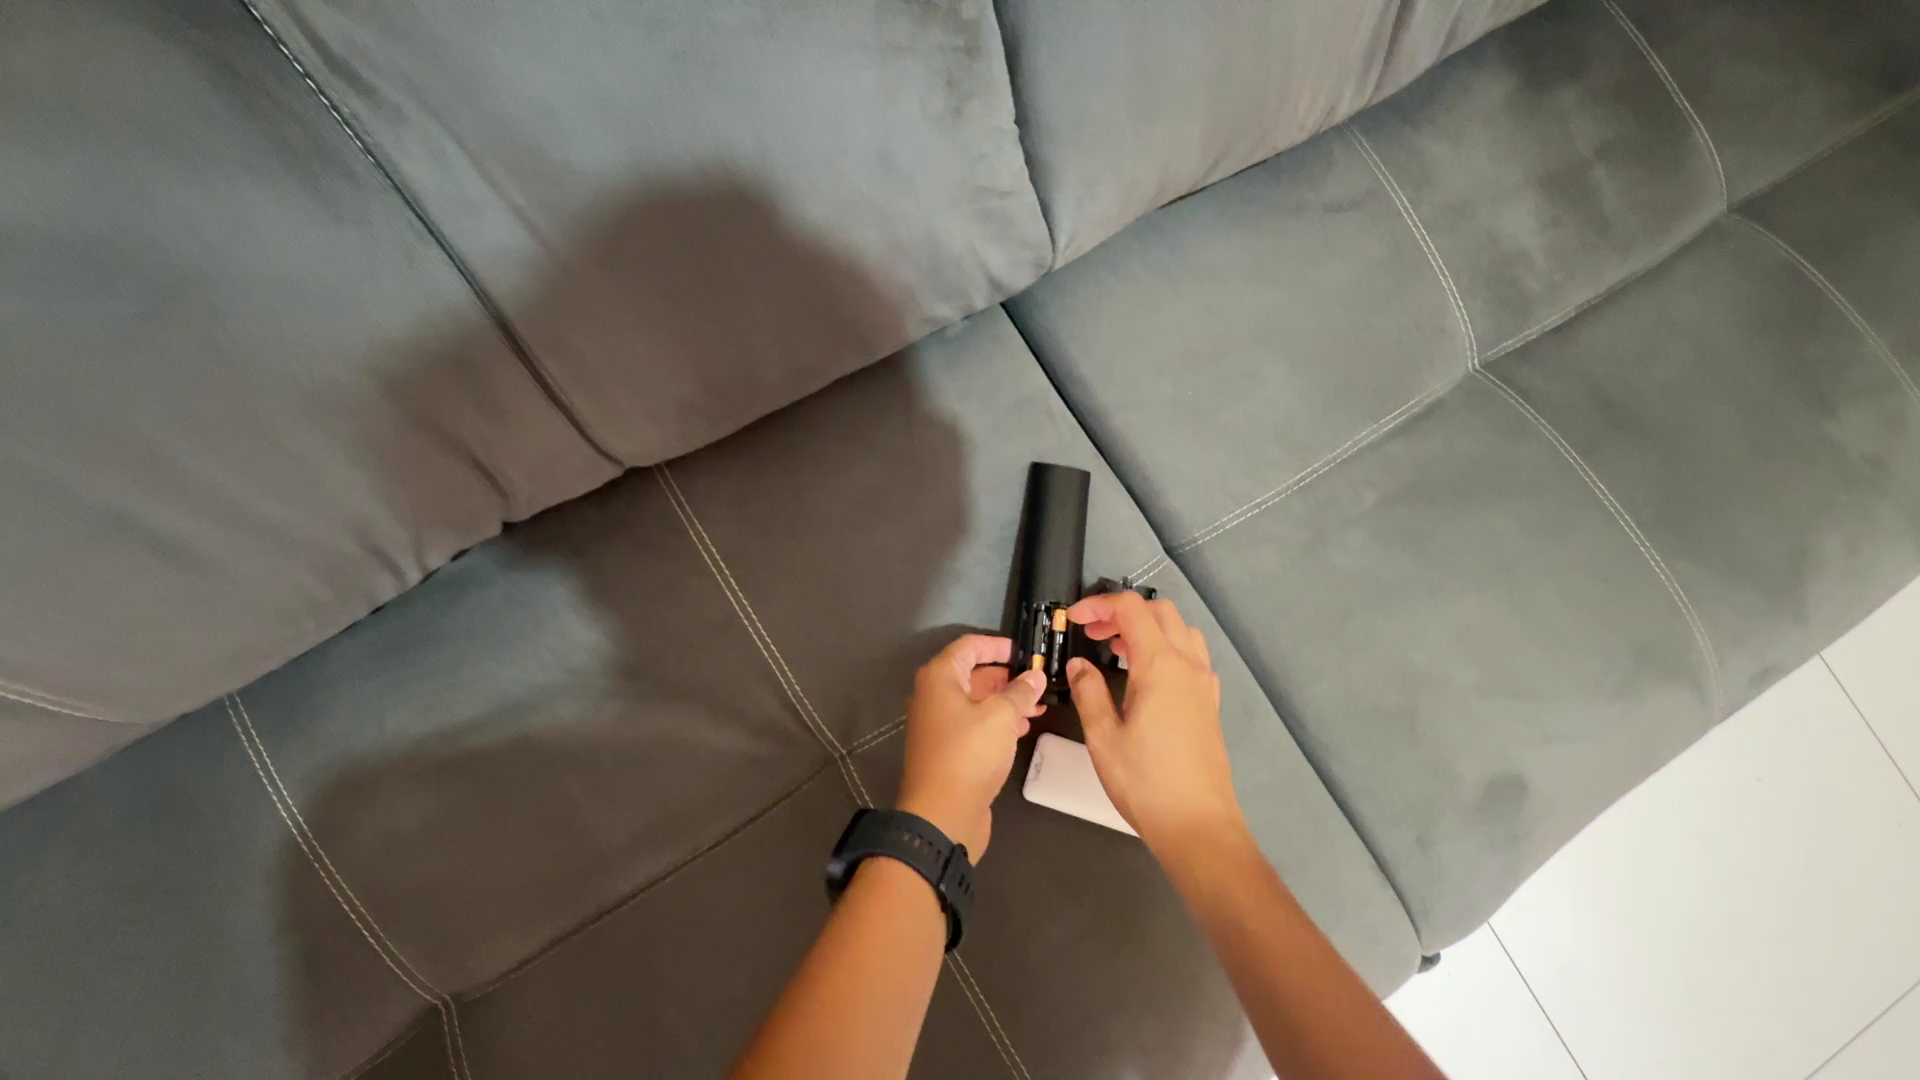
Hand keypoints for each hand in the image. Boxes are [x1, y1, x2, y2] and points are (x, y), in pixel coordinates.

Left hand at [896, 634, 1046, 860]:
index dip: (997, 645)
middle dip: (1007, 676)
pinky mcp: (948, 750)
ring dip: (1007, 701)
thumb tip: (1034, 675)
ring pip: (977, 702)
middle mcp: (934, 697)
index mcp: (940, 678)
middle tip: (1038, 681)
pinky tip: (1023, 728)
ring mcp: (939, 725)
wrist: (942, 815)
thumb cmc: (969, 754)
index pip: (969, 646)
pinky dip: (998, 722)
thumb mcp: (1001, 716)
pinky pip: (975, 724)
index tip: (1025, 651)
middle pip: (973, 674)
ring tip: (1039, 706)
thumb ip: (1020, 692)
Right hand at [1064, 593, 1243, 852]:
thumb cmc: (1145, 782)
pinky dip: (1167, 649)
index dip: (1098, 605)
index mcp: (1160, 666)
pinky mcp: (1209, 704)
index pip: (1131, 609)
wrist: (1198, 825)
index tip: (1073, 620)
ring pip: (1180, 631)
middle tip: (1092, 634)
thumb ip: (1089, 692)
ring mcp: (1203, 684)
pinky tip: (1147, 677)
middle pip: (1160, 611)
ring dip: (1148, 628)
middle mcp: (1188, 665)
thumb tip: (1079, 665)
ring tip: (1117, 650)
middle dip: (1123, 612)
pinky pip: (1192, 656)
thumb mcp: (1103, 737)